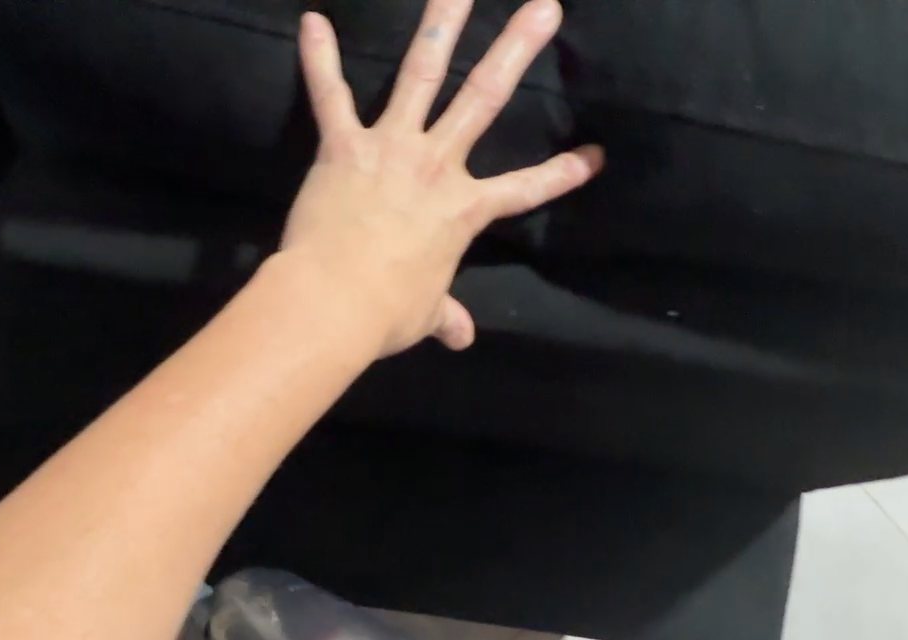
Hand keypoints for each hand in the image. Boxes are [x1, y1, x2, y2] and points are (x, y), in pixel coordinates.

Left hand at [282, 0, 602, 357]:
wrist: (335, 302)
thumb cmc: (386, 313)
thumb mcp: (424, 314)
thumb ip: (446, 318)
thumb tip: (460, 339)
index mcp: (464, 210)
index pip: (525, 190)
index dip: (562, 175)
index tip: (594, 157)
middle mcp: (436, 165)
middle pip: (485, 97)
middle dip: (517, 49)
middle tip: (545, 7)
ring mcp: (391, 147)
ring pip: (421, 72)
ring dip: (441, 22)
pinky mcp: (343, 145)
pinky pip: (330, 94)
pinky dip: (319, 59)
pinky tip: (313, 21)